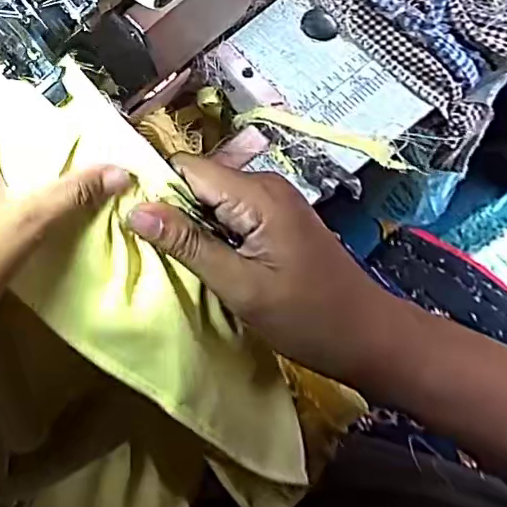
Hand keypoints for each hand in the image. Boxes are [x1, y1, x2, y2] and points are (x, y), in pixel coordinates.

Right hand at [125, 151, 390, 385]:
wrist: (373, 338)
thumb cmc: (309, 318)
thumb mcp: (241, 287)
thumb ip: (189, 245)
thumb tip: (137, 210)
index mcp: (255, 193)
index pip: (187, 168)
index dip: (157, 189)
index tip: (133, 219)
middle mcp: (263, 183)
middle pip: (198, 180)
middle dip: (173, 209)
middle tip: (153, 247)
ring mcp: (272, 198)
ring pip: (211, 196)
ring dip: (192, 223)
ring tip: (178, 257)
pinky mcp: (275, 215)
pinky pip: (229, 209)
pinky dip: (213, 230)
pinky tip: (209, 259)